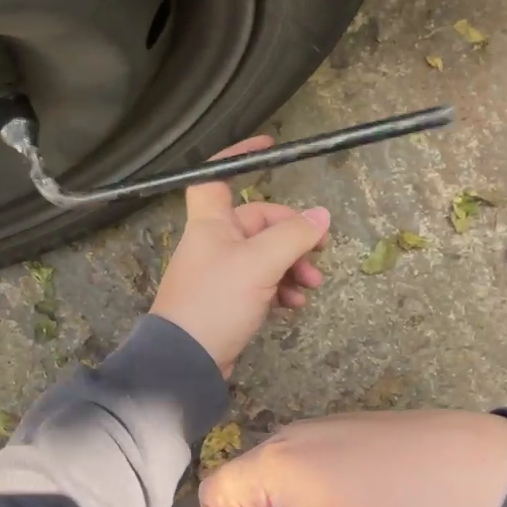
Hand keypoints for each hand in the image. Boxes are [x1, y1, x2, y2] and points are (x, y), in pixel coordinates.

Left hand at [149, 136, 331, 377]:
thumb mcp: (259, 264)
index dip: (239, 156)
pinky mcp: (228, 301)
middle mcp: (213, 242)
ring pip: (265, 256)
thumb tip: (321, 216)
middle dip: (293, 237)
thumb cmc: (215, 302)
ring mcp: (220, 273)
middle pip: (260, 222)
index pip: (218, 176)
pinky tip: (293, 306)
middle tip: (320, 253)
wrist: (185, 361)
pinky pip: (261, 284)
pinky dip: (280, 289)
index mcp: (210, 223)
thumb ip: (292, 236)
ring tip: (310, 286)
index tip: (269, 145)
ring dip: (292, 267)